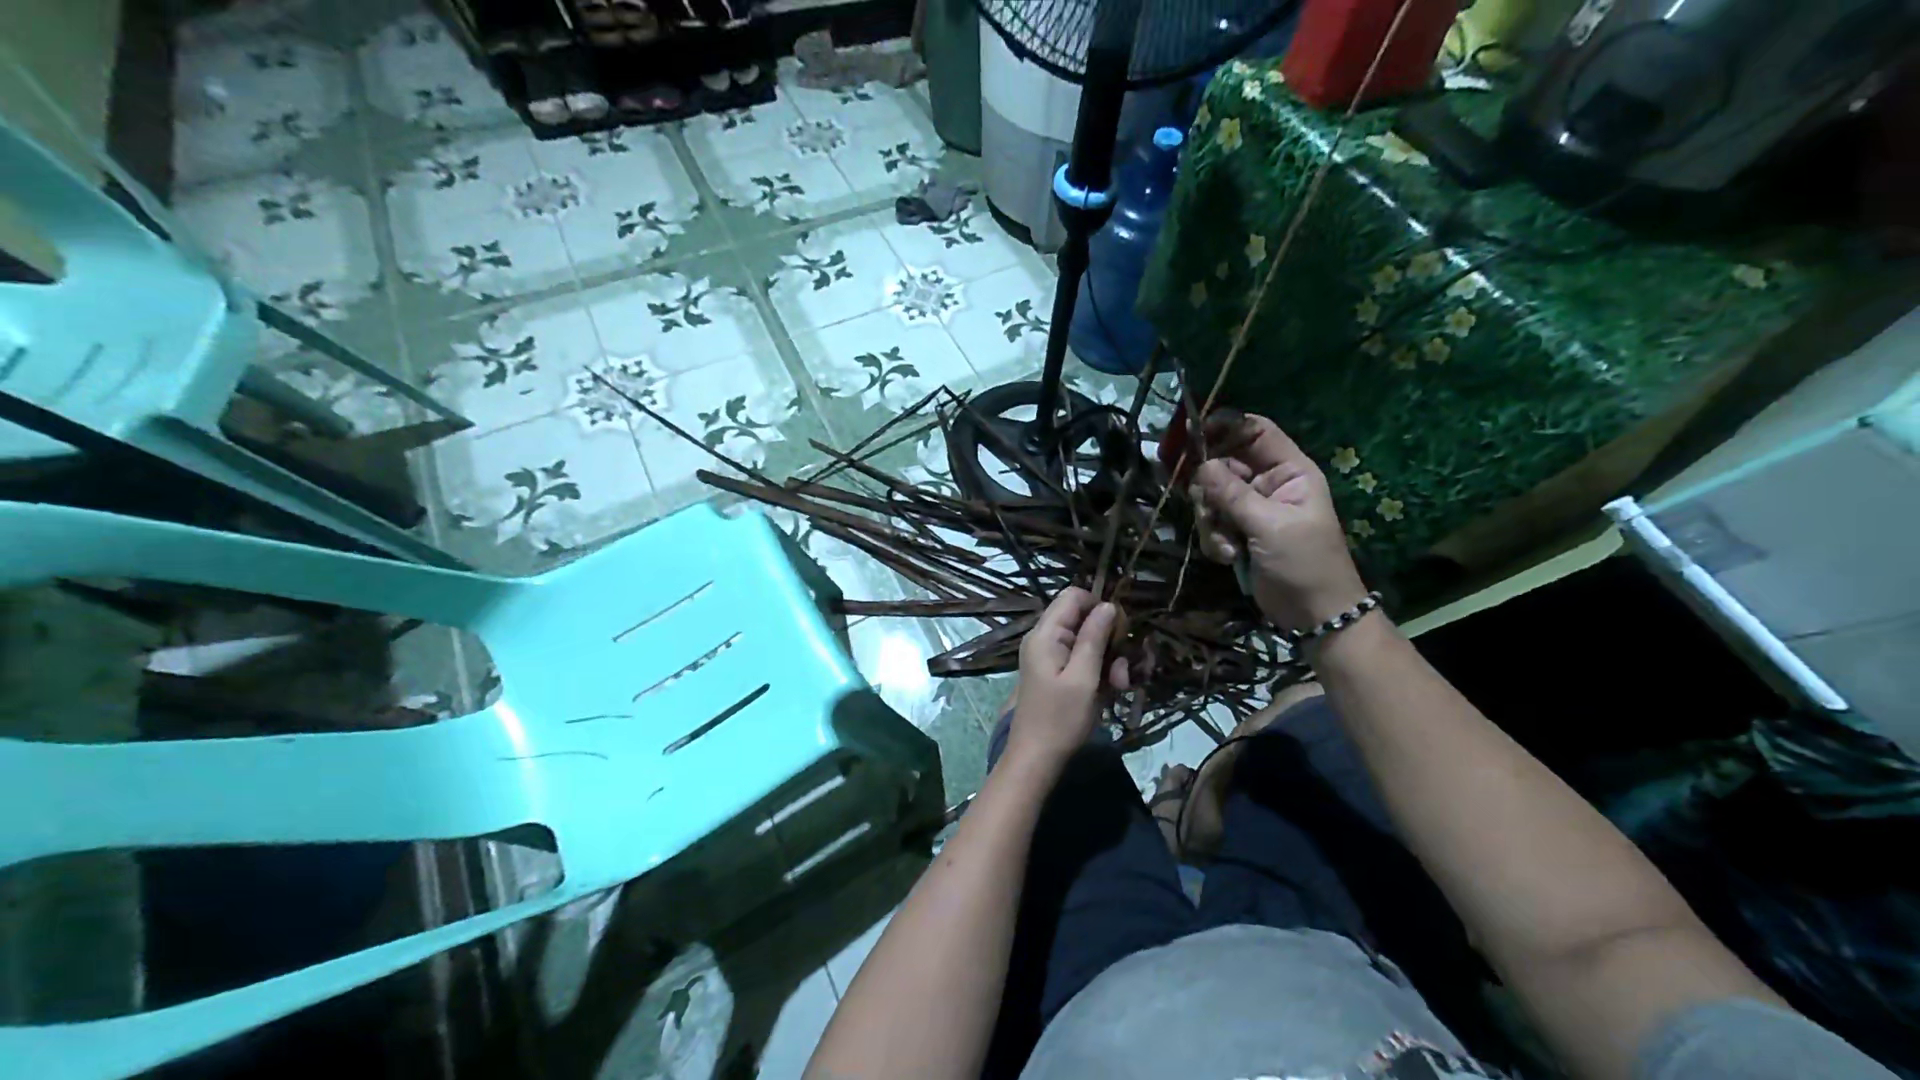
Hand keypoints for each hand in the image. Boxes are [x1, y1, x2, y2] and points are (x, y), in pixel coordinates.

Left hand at [1007, 588, 1124, 769]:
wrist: (1037, 757)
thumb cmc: (1060, 718)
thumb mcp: (1083, 678)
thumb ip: (1094, 638)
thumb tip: (1108, 605)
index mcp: (1045, 634)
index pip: (1074, 596)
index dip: (1100, 606)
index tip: (1120, 631)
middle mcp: (1045, 639)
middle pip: (1083, 618)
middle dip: (1109, 639)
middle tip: (1121, 669)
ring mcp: (1050, 656)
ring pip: (1087, 641)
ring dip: (1108, 659)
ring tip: (1119, 686)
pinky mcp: (1056, 672)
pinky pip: (1082, 659)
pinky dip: (1098, 671)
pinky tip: (1111, 691)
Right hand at [1190, 411, 1367, 632]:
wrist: (1314, 615)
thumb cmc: (1305, 564)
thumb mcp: (1270, 526)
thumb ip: (1233, 494)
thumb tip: (1201, 465)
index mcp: (1289, 471)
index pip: (1254, 431)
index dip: (1225, 426)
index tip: (1193, 435)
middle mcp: (1267, 483)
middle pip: (1222, 465)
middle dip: (1209, 490)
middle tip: (1209, 511)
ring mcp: (1250, 508)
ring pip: (1210, 496)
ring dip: (1211, 521)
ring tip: (1228, 547)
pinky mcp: (1237, 532)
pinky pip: (1211, 522)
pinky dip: (1214, 540)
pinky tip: (1229, 558)